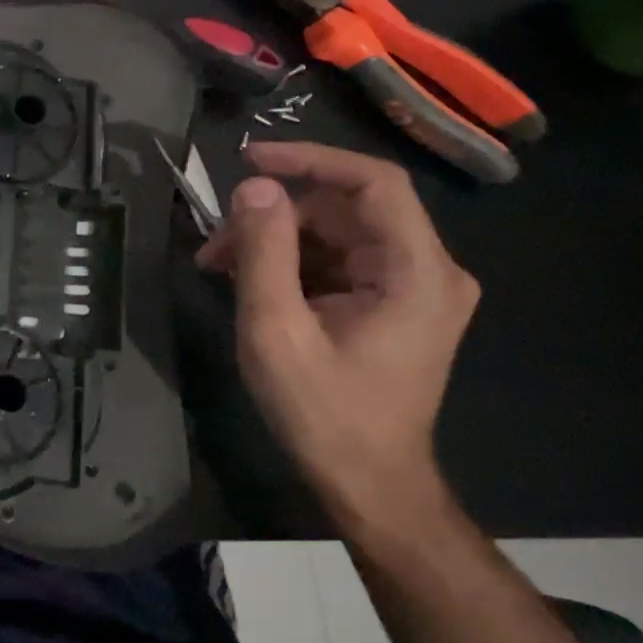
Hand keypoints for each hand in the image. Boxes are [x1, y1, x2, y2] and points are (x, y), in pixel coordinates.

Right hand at [196, 142, 478, 514]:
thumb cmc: (324, 412)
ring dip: (274, 240)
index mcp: (417, 272)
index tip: (247, 161)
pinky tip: (248, 282)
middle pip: (346, 209)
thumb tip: (253, 187)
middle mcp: (429, 270)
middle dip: (274, 215)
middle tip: (213, 244)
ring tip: (218, 267)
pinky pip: (339, 261)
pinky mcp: (393, 305)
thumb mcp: (278, 331)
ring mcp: (414, 288)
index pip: (373, 183)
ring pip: (337, 233)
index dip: (310, 159)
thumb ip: (264, 254)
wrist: (368, 482)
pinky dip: (290, 263)